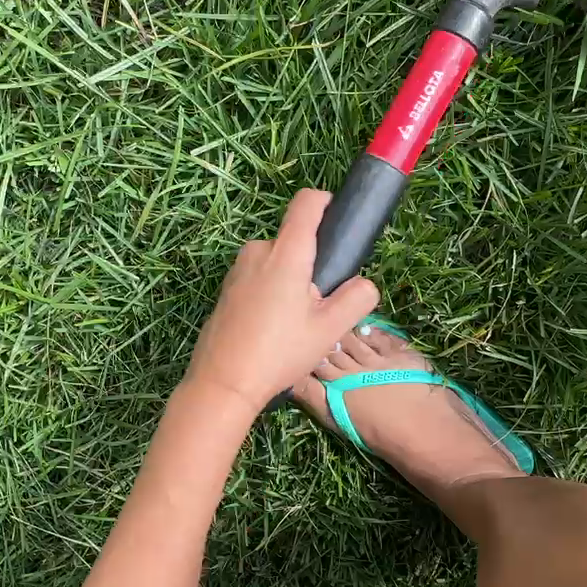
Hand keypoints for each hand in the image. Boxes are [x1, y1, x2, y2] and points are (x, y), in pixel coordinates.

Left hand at [183, 189, 380, 413]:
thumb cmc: (279, 353)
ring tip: (293, 325)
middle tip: (317, 307)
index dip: (327, 204)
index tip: (338, 225)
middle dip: (311, 265)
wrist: (223, 383)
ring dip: (290, 283)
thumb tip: (363, 283)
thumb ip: (357, 298)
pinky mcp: (226, 289)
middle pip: (294, 241)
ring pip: (277, 263)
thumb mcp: (330, 330)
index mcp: (285, 253)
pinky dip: (270, 294)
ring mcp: (237, 270)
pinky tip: (270, 331)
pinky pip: (258, 279)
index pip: (307, 203)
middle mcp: (257, 252)